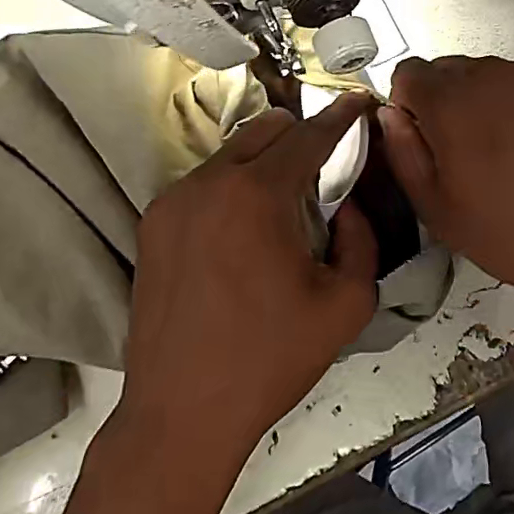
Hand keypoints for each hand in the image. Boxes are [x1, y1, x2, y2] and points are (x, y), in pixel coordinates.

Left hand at [120, 93, 378, 458]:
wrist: (182, 412)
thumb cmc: (272, 359)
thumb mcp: (348, 303)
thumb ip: (361, 240)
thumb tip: (348, 210)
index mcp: (257, 196)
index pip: (310, 135)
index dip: (342, 115)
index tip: (360, 100)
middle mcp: (209, 184)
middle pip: (266, 130)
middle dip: (304, 135)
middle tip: (330, 163)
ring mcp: (172, 203)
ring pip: (232, 154)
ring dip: (267, 162)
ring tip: (289, 204)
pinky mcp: (152, 226)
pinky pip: (206, 184)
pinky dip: (236, 186)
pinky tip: (249, 230)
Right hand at [379, 56, 513, 319]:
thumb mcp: (438, 210)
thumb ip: (403, 154)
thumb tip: (392, 117)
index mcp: (452, 103)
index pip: (408, 73)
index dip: (408, 106)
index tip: (423, 140)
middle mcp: (494, 75)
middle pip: (450, 71)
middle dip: (446, 103)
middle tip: (465, 155)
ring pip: (492, 76)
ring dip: (486, 102)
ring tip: (506, 155)